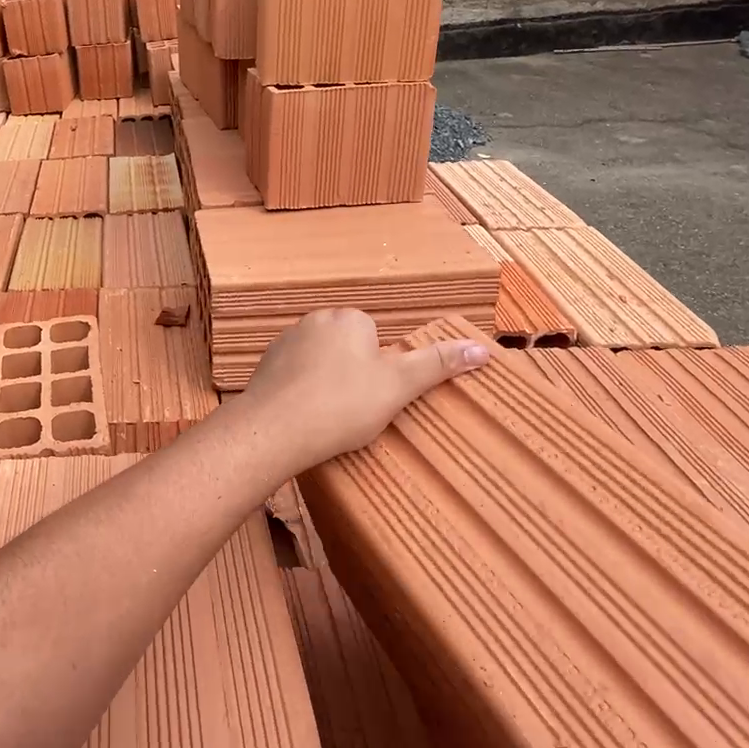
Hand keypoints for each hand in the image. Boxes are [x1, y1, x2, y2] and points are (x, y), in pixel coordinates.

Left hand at [235, 309, 489, 475]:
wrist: (274, 428)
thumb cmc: (342, 405)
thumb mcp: (399, 385)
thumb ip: (438, 364)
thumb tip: (482, 348)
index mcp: (347, 318)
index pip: (375, 338)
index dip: (380, 370)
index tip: (373, 395)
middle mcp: (314, 321)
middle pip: (347, 348)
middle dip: (354, 375)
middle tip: (354, 409)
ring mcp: (285, 342)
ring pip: (320, 362)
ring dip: (327, 384)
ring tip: (329, 416)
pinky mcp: (265, 366)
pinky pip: (295, 377)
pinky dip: (302, 393)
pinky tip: (305, 416)